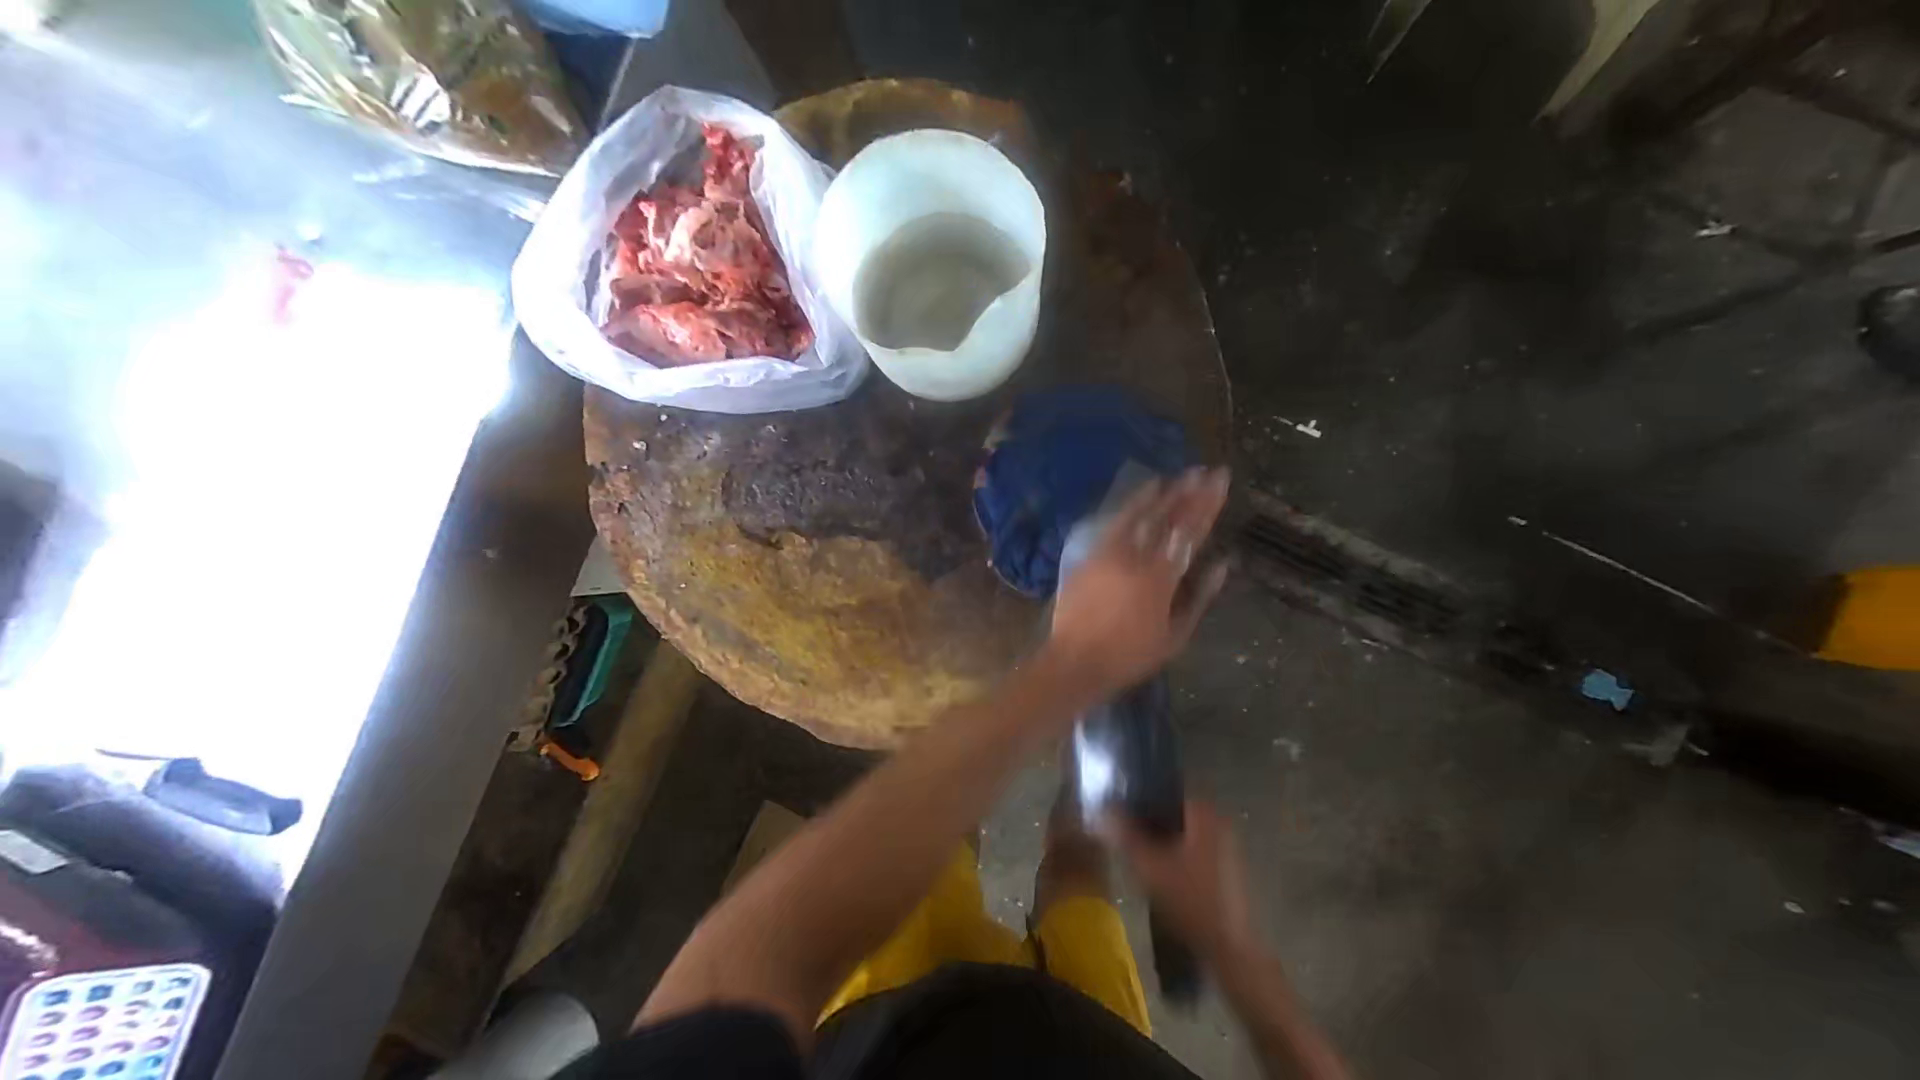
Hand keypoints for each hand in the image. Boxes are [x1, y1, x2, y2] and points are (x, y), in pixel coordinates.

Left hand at [1044, 466, 1230, 698]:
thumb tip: (1222, 564)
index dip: (1207, 505)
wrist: (1075, 660)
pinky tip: (1147, 490)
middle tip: (1208, 471)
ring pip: (1141, 514)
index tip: (1221, 481)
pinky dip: (1134, 503)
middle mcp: (1135, 557)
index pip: (1189, 533)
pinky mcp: (1091, 554)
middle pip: (1167, 518)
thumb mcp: (1175, 636)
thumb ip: (1199, 597)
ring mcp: (1110, 553)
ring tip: (1183, 475)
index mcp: (1160, 578)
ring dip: (1165, 493)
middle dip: (1190, 492)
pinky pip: (1117, 521)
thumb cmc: (1129, 655)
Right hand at [1104, 801, 1257, 961]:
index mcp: (1204, 815)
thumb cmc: (1192, 902)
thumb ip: (1124, 836)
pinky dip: (1173, 855)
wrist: (1232, 951)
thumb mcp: (1150, 868)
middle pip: (1172, 813)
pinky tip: (1157, 873)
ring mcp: (1225, 847)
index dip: (1138, 798)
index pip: (1164, 792)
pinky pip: (1192, 850)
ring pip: (1181, 833)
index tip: (1116, 809)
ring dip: (1159, 840)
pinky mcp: (1226, 870)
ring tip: (1134, 853)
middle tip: (1120, 833)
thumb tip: (1101, 810)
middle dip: (1146, 821)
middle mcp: (1218, 823)